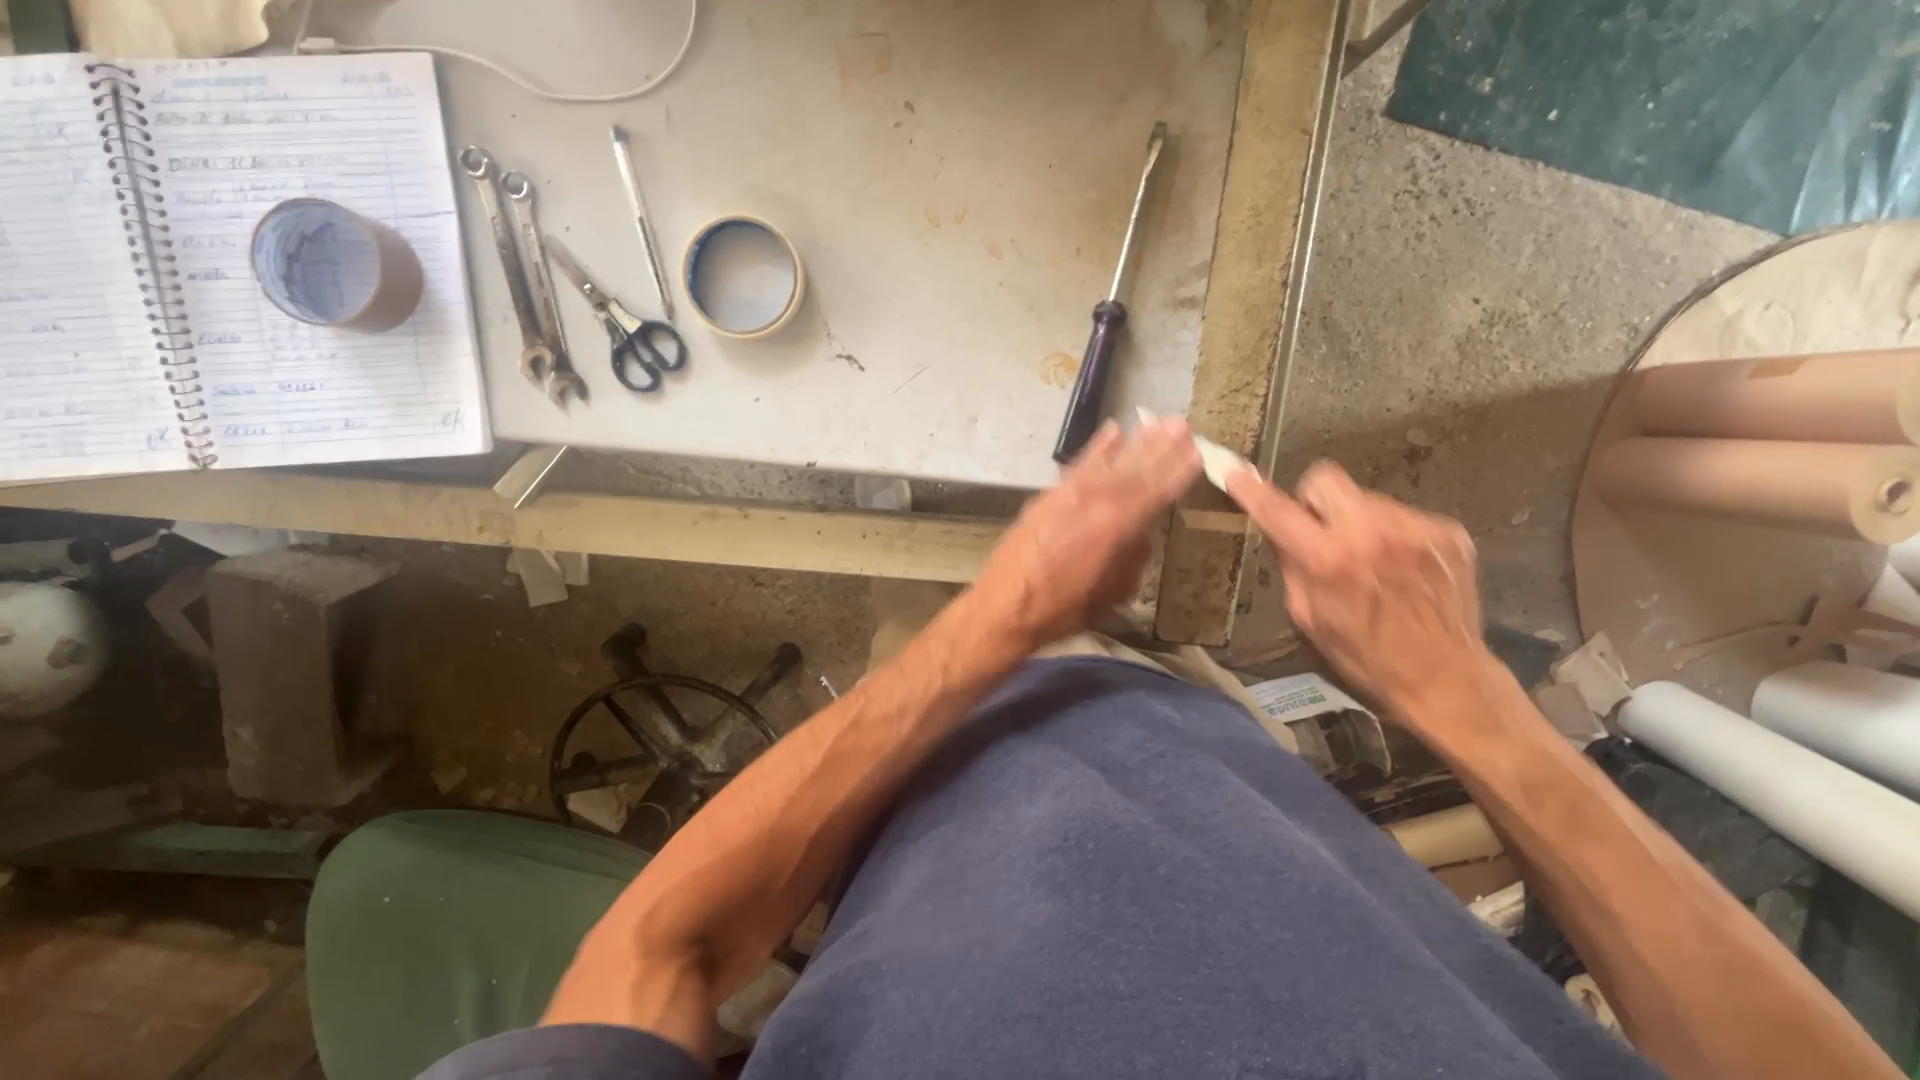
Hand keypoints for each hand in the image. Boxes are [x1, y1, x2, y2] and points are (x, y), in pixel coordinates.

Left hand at [972, 417, 1202, 648]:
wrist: (1005, 607)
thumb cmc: (1063, 609)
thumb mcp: (1112, 592)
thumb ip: (1132, 558)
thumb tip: (1140, 536)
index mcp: (1117, 526)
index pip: (1158, 492)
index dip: (1180, 472)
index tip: (1199, 452)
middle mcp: (1096, 500)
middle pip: (1137, 469)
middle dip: (1162, 447)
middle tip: (1183, 424)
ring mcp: (1069, 494)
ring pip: (1111, 461)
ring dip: (1137, 441)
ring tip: (1159, 422)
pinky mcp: (1049, 495)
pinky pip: (1079, 465)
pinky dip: (1097, 448)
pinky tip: (1113, 431)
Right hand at [1225, 460, 1493, 721]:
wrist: (1445, 677)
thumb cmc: (1365, 656)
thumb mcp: (1308, 617)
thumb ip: (1294, 568)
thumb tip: (1284, 535)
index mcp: (1329, 559)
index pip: (1279, 510)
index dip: (1253, 490)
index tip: (1236, 474)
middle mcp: (1372, 531)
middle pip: (1326, 479)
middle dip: (1315, 500)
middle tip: (1320, 531)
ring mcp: (1415, 527)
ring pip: (1367, 499)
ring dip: (1359, 522)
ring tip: (1372, 562)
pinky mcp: (1447, 531)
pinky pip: (1403, 517)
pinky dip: (1394, 536)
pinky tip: (1402, 569)